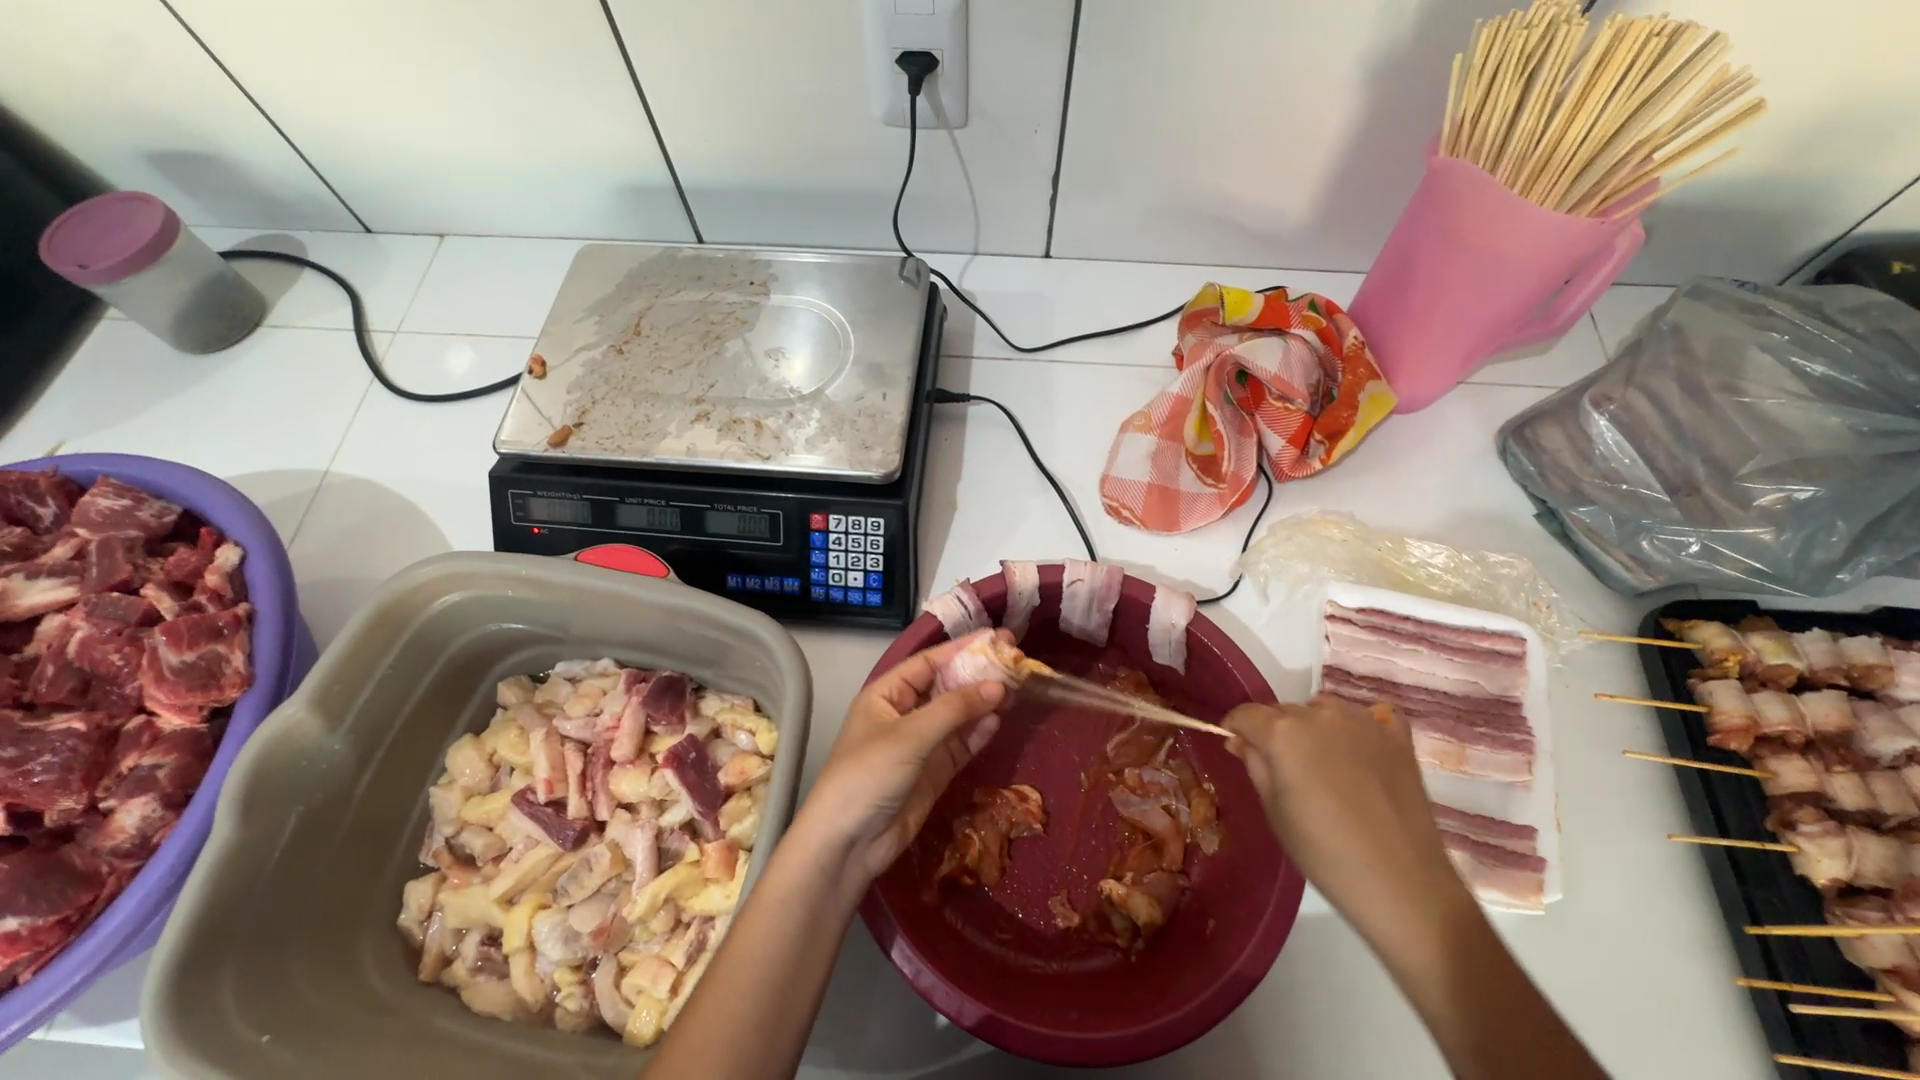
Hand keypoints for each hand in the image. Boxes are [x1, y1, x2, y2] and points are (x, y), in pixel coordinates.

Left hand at [794, 629, 1009, 887]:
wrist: (848, 842)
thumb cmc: (868, 775)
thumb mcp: (910, 736)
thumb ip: (955, 709)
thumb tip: (999, 686)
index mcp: (887, 694)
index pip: (929, 662)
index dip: (963, 649)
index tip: (999, 638)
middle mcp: (904, 714)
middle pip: (948, 686)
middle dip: (979, 674)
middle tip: (1018, 660)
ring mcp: (921, 744)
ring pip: (959, 716)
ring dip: (984, 703)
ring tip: (1018, 688)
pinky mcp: (934, 772)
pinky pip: (961, 744)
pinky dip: (979, 733)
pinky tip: (999, 720)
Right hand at [1223, 696, 1472, 942]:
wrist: (1401, 881)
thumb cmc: (1323, 852)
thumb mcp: (1274, 809)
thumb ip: (1254, 764)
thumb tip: (1240, 739)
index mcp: (1283, 733)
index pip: (1246, 714)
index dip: (1236, 729)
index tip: (1237, 748)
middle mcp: (1321, 714)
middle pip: (1284, 711)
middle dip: (1274, 732)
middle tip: (1282, 770)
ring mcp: (1363, 721)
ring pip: (1323, 709)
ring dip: (1313, 727)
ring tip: (1322, 765)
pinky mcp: (1397, 736)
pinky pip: (1367, 715)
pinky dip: (1356, 727)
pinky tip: (1358, 752)